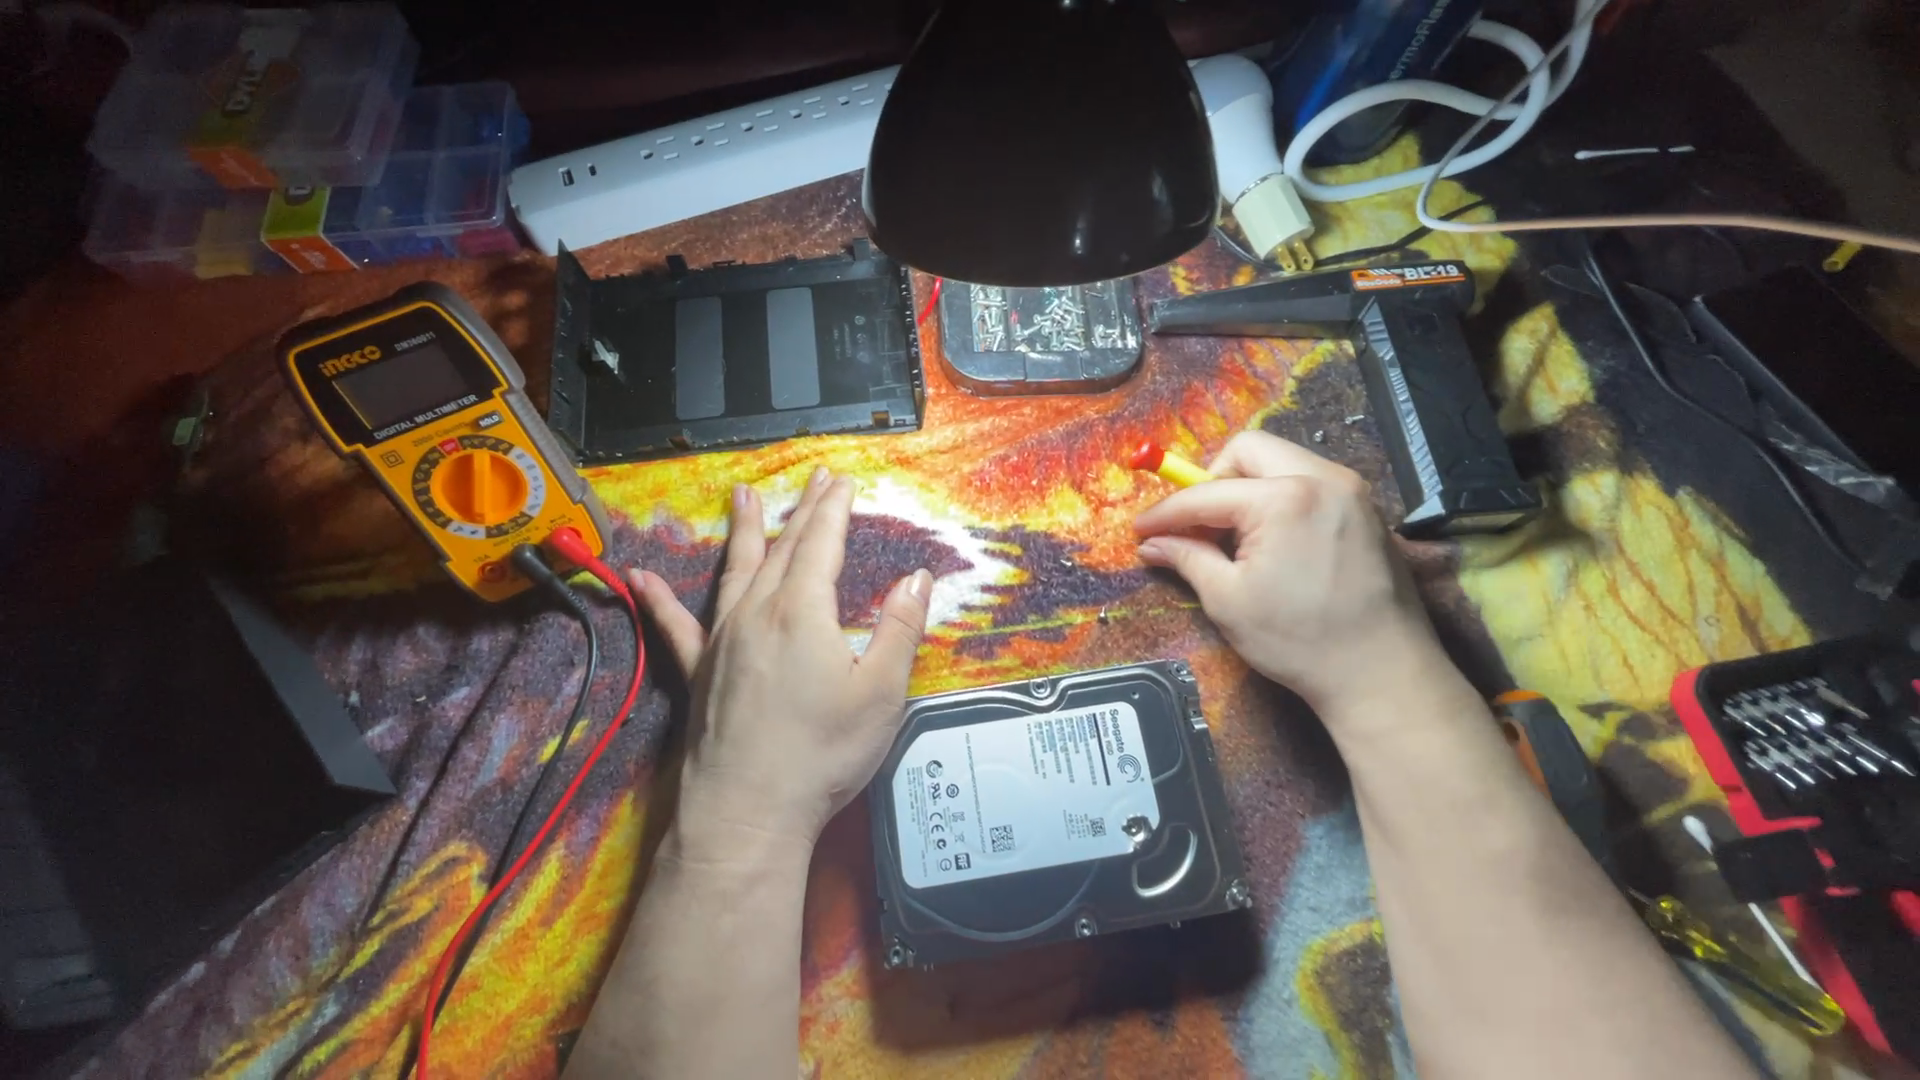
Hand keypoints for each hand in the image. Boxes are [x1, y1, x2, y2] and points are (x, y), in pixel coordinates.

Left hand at [631, 468, 932, 852]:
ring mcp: (722, 641)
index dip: (835, 510)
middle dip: (804, 510)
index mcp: (804, 613)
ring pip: (735, 571)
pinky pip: (676, 626)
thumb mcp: (881, 692)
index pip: (822, 544)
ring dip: (743, 531)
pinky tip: (640, 578)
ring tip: (743, 495)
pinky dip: (659, 600)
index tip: (844, 481)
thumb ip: (900, 629)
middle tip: (817, 478)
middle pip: (783, 548)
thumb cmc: (822, 754)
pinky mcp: (698, 672)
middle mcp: (758, 613)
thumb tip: (917, 577)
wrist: (748, 812)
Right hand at [1133, 432, 1448, 727]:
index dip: (1166, 511)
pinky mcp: (1365, 508)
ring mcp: (1350, 490)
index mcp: (1284, 499)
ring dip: (1247, 488)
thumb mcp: (1228, 600)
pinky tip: (1271, 541)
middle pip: (1248, 451)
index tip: (1141, 529)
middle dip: (1213, 481)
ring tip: (1233, 536)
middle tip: (1198, 525)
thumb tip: (1151, 544)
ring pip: (1281, 461)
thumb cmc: (1299, 640)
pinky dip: (1278, 498)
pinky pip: (1309, 481)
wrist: (1383, 673)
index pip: (1207, 492)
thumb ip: (1187, 558)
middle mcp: (1322, 478)